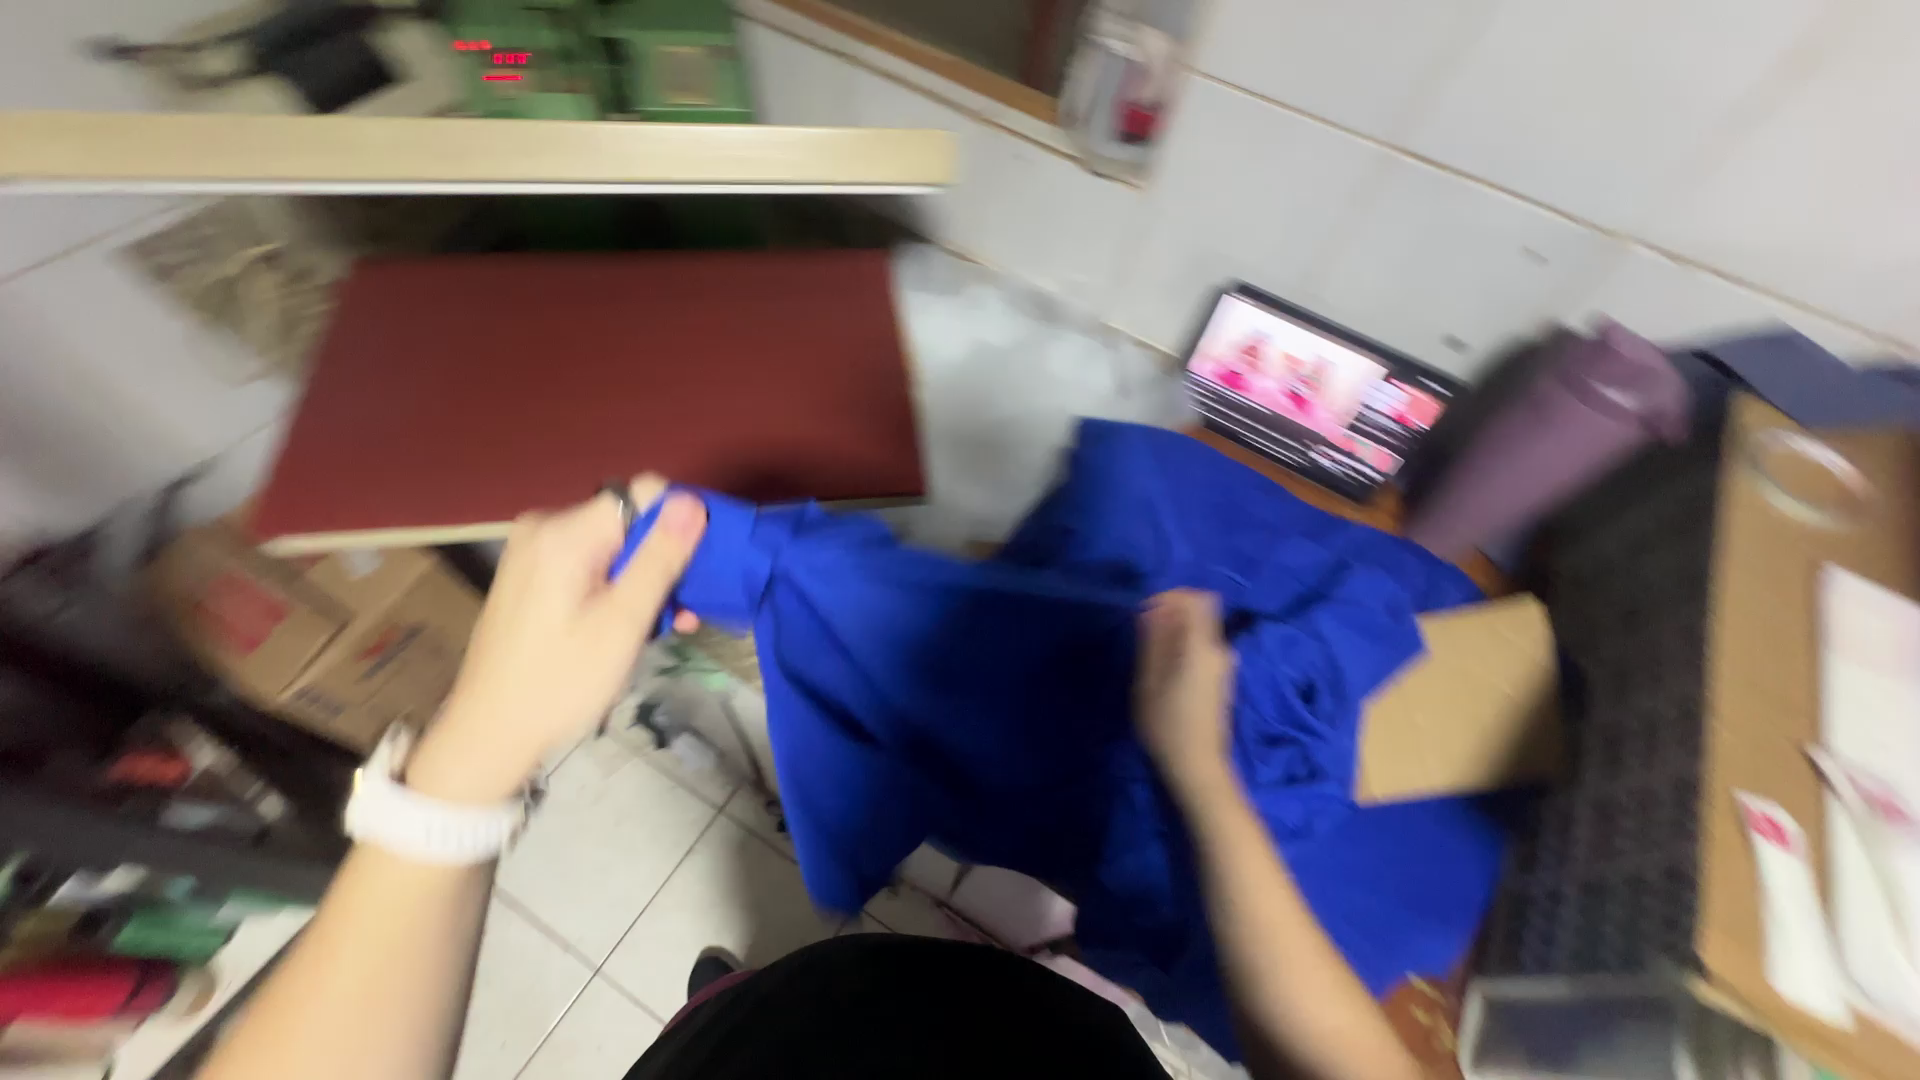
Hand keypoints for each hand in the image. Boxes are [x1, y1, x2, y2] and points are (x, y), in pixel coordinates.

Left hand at [407, 475, 707, 801]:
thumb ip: (659, 557)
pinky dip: (619, 587)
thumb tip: (691, 500)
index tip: (695, 569)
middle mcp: (545, 528)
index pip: (642, 493)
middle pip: (630, 520)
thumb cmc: (562, 681)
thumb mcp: (623, 621)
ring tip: (669, 624)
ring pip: (615, 545)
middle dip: (665, 560)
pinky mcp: (533, 574)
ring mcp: (534, 551)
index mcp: (564, 533)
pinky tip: (635, 623)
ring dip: (647, 580)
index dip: (678, 524)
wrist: (490, 735)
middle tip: (685, 611)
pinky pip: (593, 562)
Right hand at [1134, 589, 1236, 799]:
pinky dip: (1184, 648)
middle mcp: (1220, 650)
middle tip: (1143, 634)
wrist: (1197, 765)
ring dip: (1176, 633)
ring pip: (1201, 631)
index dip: (1172, 596)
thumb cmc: (1167, 724)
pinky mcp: (1222, 679)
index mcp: (1202, 647)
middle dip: (1172, 615)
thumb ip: (1153, 641)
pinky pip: (1202, 648)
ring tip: (1151, 655)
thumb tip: (1153, 611)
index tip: (1147, 611)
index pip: (1198, 599)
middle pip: (1200, 613)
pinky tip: (1165, 671)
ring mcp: (1225, 665)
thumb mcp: (1148, 681)